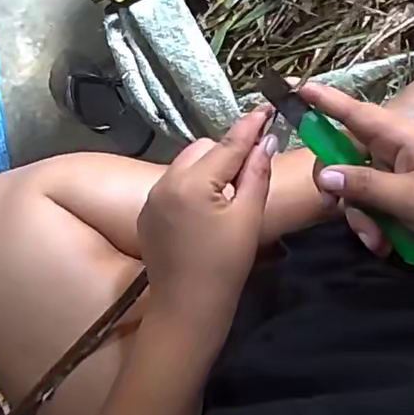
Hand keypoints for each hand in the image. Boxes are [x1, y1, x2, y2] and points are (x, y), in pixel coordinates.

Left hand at [137, 107, 276, 327]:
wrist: (186, 308)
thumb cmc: (225, 266)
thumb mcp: (248, 219)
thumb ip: (256, 174)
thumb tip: (266, 140)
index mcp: (193, 182)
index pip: (228, 144)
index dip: (250, 125)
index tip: (266, 106)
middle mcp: (166, 181)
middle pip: (203, 149)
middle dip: (227, 154)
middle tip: (250, 174)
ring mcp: (152, 197)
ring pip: (186, 164)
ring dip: (208, 168)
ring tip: (228, 196)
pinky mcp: (147, 212)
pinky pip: (172, 184)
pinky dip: (191, 186)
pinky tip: (204, 211)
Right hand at [298, 82, 413, 261]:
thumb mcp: (410, 198)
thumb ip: (364, 184)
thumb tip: (325, 175)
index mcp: (401, 136)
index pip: (356, 112)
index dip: (326, 101)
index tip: (300, 87)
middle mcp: (395, 148)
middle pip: (347, 160)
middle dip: (344, 194)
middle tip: (351, 222)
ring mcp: (398, 170)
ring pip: (357, 186)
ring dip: (362, 216)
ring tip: (379, 243)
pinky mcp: (402, 191)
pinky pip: (372, 201)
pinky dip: (374, 222)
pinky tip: (386, 244)